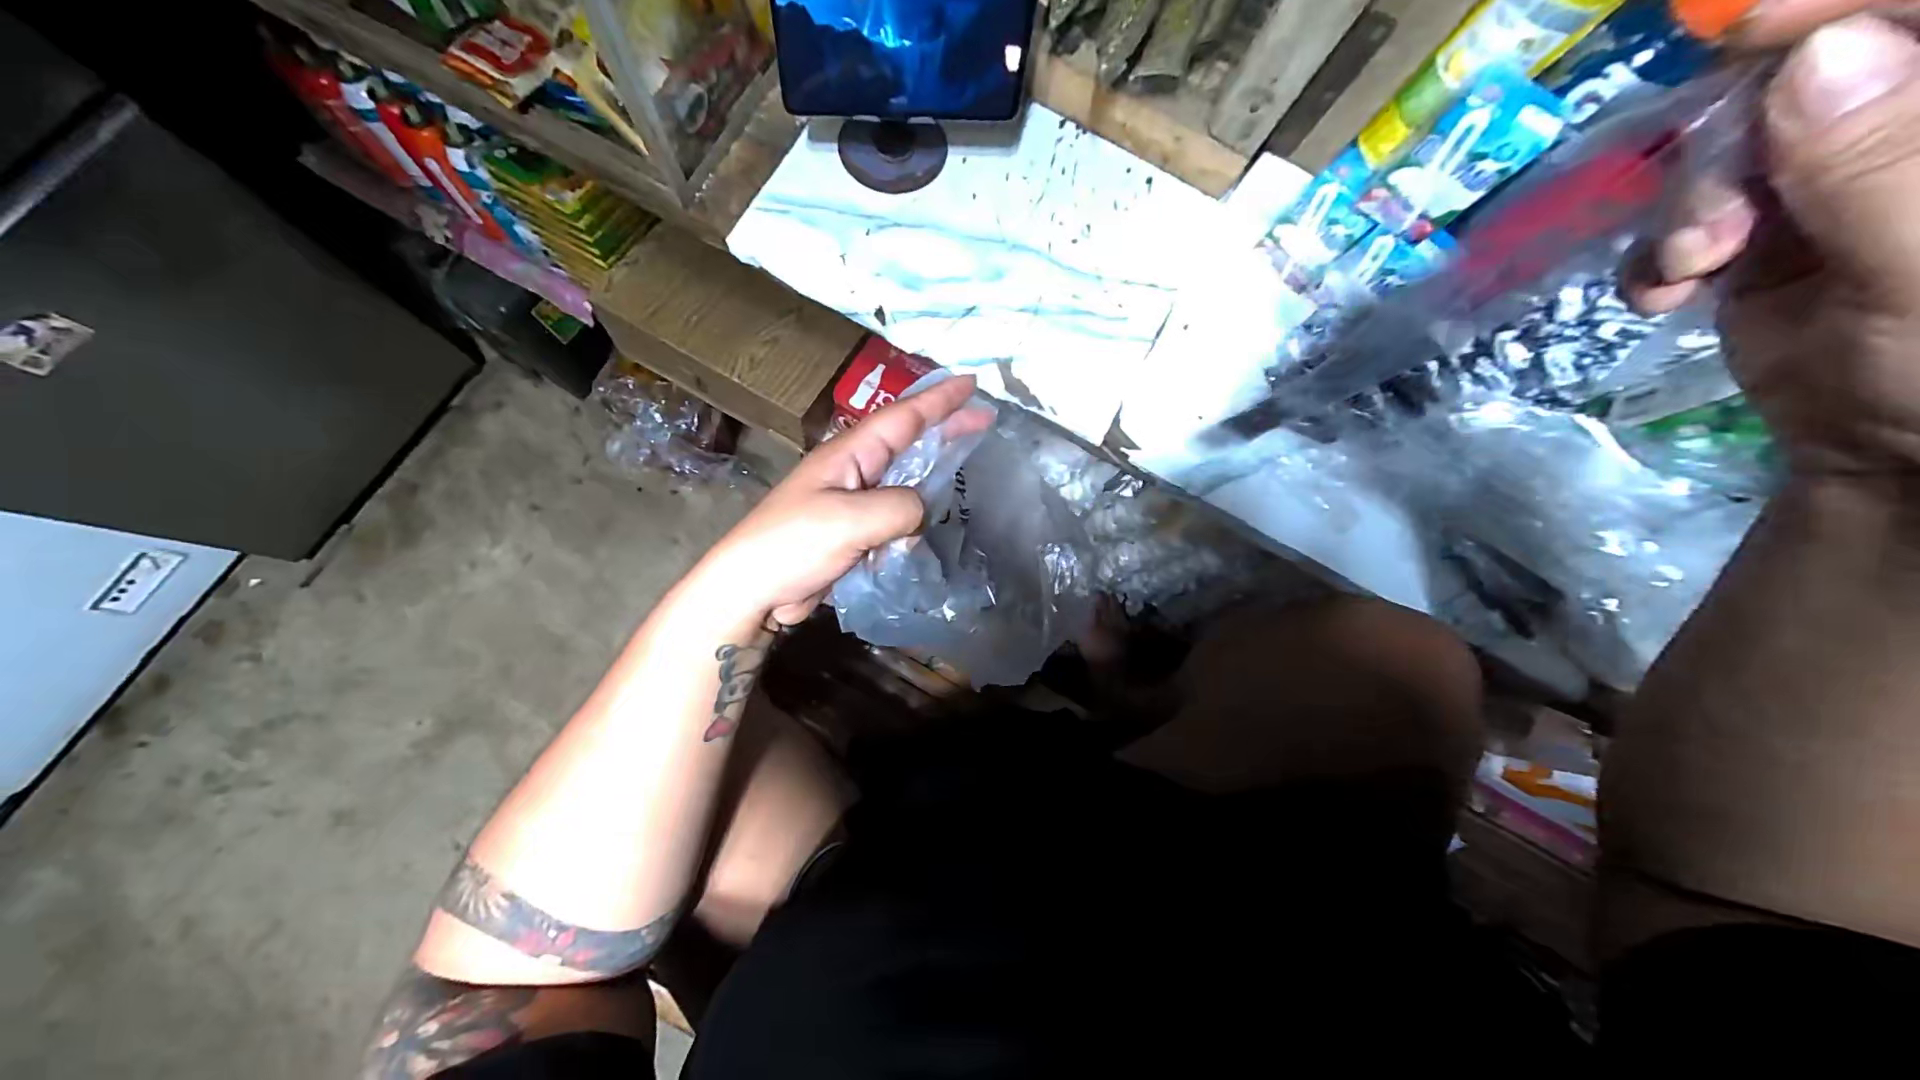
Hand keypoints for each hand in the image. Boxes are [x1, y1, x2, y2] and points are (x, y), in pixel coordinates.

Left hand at [696, 374, 990, 625]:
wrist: (753, 589)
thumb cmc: (793, 544)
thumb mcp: (850, 520)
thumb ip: (899, 508)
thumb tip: (920, 512)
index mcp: (849, 454)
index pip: (902, 417)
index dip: (939, 400)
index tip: (972, 384)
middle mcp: (853, 470)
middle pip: (907, 440)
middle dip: (945, 427)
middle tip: (984, 419)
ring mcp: (851, 501)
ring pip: (904, 477)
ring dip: (935, 466)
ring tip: (966, 459)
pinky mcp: (852, 531)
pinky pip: (895, 512)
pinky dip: (919, 508)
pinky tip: (936, 514)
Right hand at [1625, 6, 1919, 478]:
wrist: (1893, 454)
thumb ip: (1880, 167)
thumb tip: (1814, 58)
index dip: (1846, 4)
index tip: (1752, 29)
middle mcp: (1910, 126)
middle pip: (1812, 74)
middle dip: (1733, 145)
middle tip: (1709, 222)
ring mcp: (1839, 175)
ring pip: (1733, 147)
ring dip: (1686, 210)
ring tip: (1685, 270)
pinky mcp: (1766, 228)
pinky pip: (1690, 211)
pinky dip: (1658, 251)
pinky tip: (1663, 289)